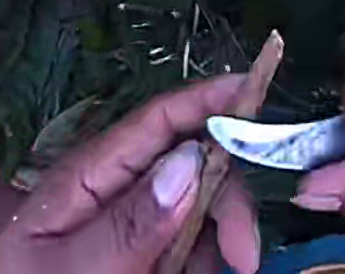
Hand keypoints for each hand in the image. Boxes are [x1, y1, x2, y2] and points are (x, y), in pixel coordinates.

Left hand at [0, 75, 260, 273]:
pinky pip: (202, 243)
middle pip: (193, 160)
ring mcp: (142, 225)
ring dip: (229, 229)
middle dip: (229, 190)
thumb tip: (191, 159)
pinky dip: (217, 256)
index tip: (253, 90)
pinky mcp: (156, 257)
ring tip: (236, 267)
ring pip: (205, 201)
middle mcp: (123, 189)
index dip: (207, 97)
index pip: (157, 119)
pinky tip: (218, 272)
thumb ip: (126, 224)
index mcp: (91, 175)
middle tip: (246, 249)